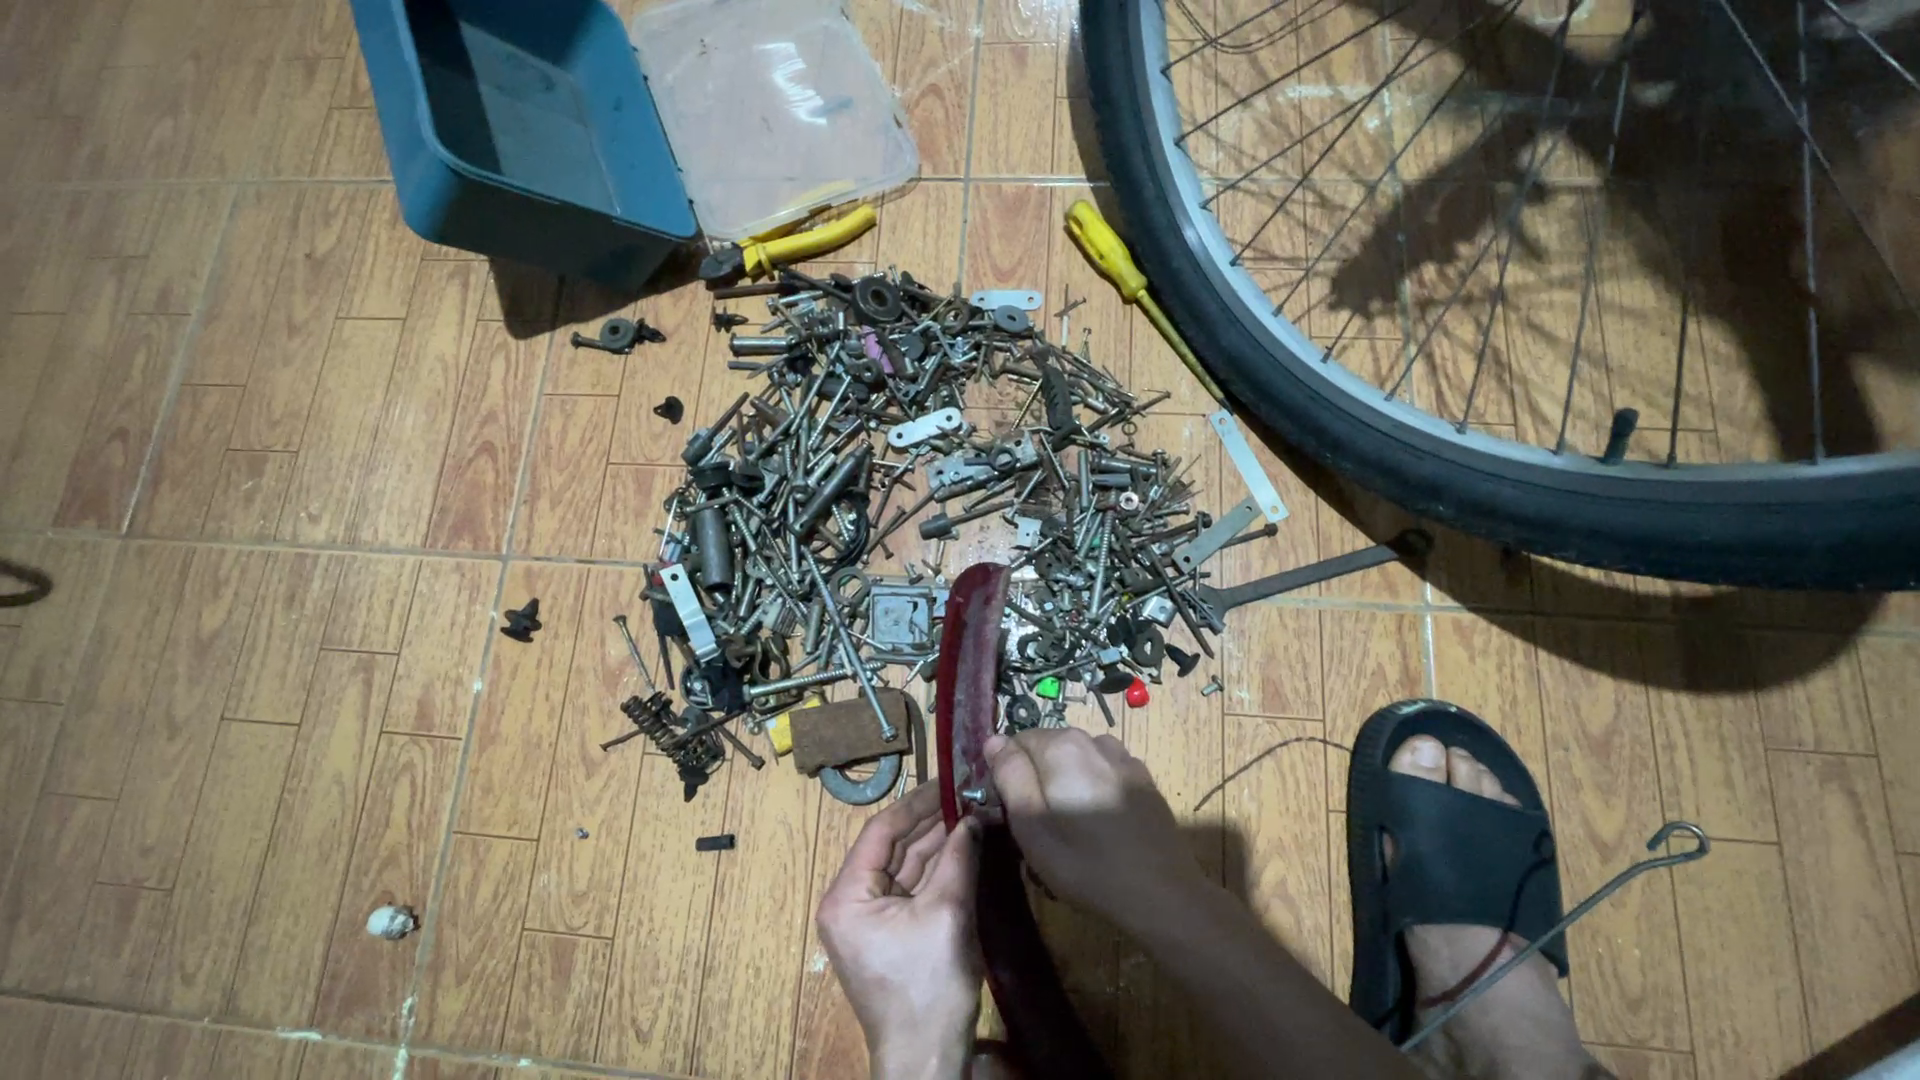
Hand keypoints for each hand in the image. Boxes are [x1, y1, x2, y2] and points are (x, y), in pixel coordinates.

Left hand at [817, 782, 981, 1079]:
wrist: (928, 1058)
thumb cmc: (929, 986)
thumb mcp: (947, 913)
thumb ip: (959, 858)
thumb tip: (976, 816)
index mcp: (847, 896)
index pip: (881, 832)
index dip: (916, 804)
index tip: (948, 781)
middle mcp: (851, 901)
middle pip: (893, 847)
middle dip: (931, 822)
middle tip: (967, 794)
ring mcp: (870, 918)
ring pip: (906, 866)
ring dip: (938, 842)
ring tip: (972, 812)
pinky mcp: (891, 931)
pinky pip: (913, 887)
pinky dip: (938, 868)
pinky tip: (964, 845)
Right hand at [984, 729, 1204, 930]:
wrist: (1162, 894)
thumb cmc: (1086, 865)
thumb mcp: (1031, 826)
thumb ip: (1010, 776)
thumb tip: (994, 740)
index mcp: (1062, 747)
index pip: (1016, 743)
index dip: (1009, 776)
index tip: (1013, 814)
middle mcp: (1093, 741)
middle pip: (1048, 751)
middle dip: (1039, 783)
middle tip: (1041, 833)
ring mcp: (1124, 759)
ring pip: (1077, 763)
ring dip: (1067, 787)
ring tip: (1072, 833)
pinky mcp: (1144, 781)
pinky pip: (1104, 775)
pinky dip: (1095, 792)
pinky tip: (1102, 829)